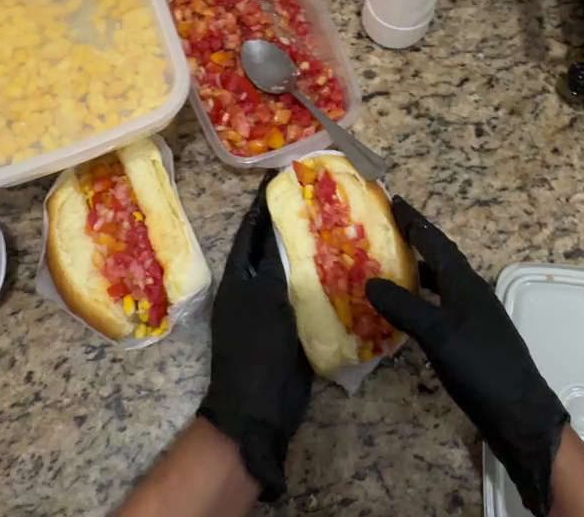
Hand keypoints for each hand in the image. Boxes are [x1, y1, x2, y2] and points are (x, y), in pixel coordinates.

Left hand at [197, 175, 312, 501]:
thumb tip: (275, 221)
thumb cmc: (257, 348)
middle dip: (290, 223)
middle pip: (271, 247)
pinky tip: (345, 266)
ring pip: (291, 268)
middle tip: (316, 197)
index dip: (262, 204)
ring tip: (335, 223)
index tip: (279, 177)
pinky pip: (306, 293)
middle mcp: (251, 287)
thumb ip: (271, 260)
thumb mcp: (265, 296)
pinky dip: (321, 277)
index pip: (251, 230)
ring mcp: (270, 308)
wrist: (259, 407)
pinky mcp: (291, 327)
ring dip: (309, 248)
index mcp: (238, 277)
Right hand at [366, 198, 569, 516]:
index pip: (435, 241)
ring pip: (440, 281)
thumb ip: (404, 306)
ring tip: (389, 264)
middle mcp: (470, 292)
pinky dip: (421, 299)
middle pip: (439, 257)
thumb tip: (371, 281)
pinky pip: (440, 305)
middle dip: (414, 240)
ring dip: (418, 269)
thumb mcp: (437, 334)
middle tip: (386, 228)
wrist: (519, 414)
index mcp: (464, 282)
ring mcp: (473, 315)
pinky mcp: (472, 337)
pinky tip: (407, 310)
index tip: (393, 200)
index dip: (413, 221)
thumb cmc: (480, 366)